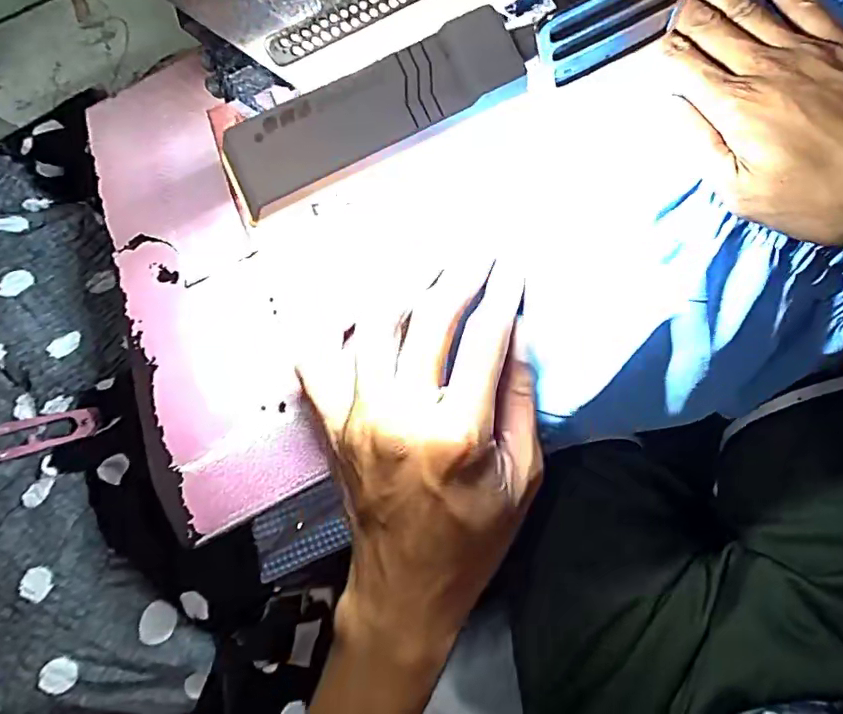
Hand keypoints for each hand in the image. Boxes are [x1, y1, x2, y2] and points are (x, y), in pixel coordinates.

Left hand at [298, 261, 541, 710]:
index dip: (502, 295)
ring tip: (431, 265)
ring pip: (377, 322)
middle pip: (431, 318)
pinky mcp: (334, 420)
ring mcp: (358, 412)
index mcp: (455, 432)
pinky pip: (320, 357)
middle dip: (461, 275)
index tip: (512, 267)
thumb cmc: (474, 538)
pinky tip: (358, 301)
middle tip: (479, 254)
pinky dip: (334, 323)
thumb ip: (521, 400)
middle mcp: (400, 412)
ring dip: (407, 284)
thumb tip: (516, 332)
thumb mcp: (523, 478)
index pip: (484, 338)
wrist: (404, 588)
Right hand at [659, 0, 842, 260]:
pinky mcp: (842, 45)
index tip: (649, 34)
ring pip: (748, 9)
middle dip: (681, 9)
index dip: (663, 46)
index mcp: (735, 106)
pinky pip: (803, 3)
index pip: (685, 64)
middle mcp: (763, 69)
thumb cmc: (825, 199)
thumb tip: (676, 107)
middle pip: (710, 29)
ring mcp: (804, 51)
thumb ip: (704, 146)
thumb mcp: (744, 194)